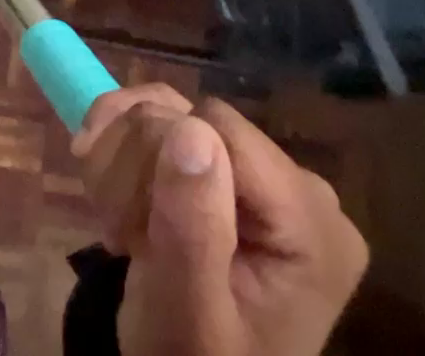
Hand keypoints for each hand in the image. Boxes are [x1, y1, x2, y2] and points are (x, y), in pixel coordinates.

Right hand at [74, 86, 367, 355]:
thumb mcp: (185, 312)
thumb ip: (192, 228)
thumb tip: (188, 130)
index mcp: (311, 225)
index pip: (219, 129)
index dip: (155, 153)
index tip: (118, 214)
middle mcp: (303, 192)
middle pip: (193, 118)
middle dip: (134, 161)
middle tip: (113, 226)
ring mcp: (269, 184)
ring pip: (172, 114)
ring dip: (123, 158)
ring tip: (114, 220)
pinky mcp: (236, 180)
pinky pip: (169, 127)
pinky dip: (127, 155)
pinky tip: (121, 204)